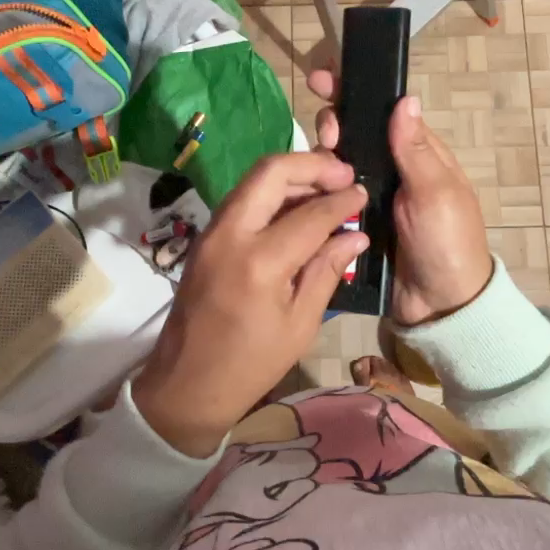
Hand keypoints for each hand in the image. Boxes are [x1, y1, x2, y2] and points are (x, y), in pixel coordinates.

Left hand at [133, 152, 368, 456]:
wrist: (185, 384)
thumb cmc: (251, 364)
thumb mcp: (300, 324)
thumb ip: (327, 271)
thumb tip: (355, 234)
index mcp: (260, 263)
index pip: (311, 214)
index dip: (342, 201)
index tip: (364, 194)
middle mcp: (231, 235)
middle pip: (271, 172)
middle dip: (312, 164)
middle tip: (344, 173)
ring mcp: (211, 232)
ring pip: (253, 180)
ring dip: (290, 175)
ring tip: (326, 185)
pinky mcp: (204, 238)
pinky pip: (241, 199)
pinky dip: (271, 193)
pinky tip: (297, 206)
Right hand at [308, 69, 492, 327]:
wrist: (440, 306)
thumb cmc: (447, 243)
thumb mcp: (437, 193)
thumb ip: (416, 150)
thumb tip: (405, 99)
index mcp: (417, 155)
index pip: (382, 112)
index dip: (353, 91)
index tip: (323, 78)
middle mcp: (389, 171)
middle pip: (352, 134)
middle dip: (333, 124)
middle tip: (328, 136)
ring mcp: (368, 199)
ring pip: (334, 166)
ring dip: (321, 157)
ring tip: (316, 165)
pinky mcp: (351, 224)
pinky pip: (326, 200)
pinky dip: (313, 191)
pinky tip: (301, 189)